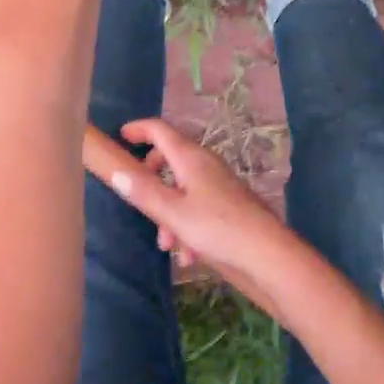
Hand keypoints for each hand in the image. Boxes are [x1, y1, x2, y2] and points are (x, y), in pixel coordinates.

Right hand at [109, 119, 288, 277]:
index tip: (121, 136)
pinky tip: (189, 254)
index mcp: (189, 156)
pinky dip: (186, 222)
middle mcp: (204, 162)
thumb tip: (117, 172)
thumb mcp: (173, 213)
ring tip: (167, 245)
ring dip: (168, 212)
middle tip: (138, 198)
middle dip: (151, 180)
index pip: (159, 129)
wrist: (267, 252)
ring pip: (182, 187)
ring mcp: (218, 181)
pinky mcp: (228, 201)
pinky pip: (198, 203)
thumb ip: (144, 192)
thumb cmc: (216, 227)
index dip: (138, 129)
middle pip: (169, 158)